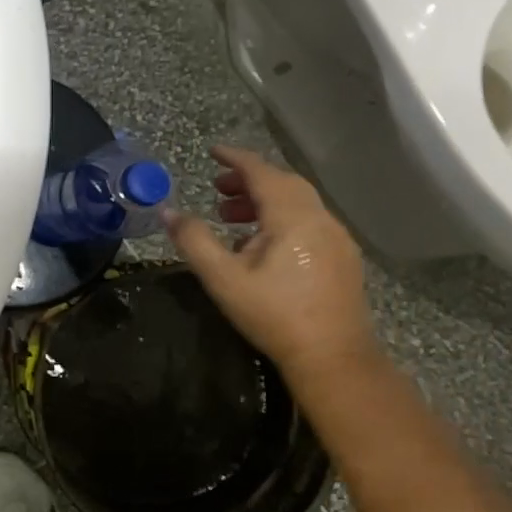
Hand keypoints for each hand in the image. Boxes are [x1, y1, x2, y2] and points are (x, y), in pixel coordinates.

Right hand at [167, 145, 376, 376]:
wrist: (335, 360)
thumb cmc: (274, 315)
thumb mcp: (222, 278)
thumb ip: (193, 239)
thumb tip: (167, 211)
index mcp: (292, 218)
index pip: (262, 173)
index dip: (235, 159)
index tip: (212, 152)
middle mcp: (320, 220)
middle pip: (284, 184)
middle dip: (249, 179)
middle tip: (217, 187)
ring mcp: (337, 240)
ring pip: (299, 203)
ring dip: (265, 200)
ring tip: (232, 217)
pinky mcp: (344, 259)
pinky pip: (309, 222)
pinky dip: (281, 218)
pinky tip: (261, 245)